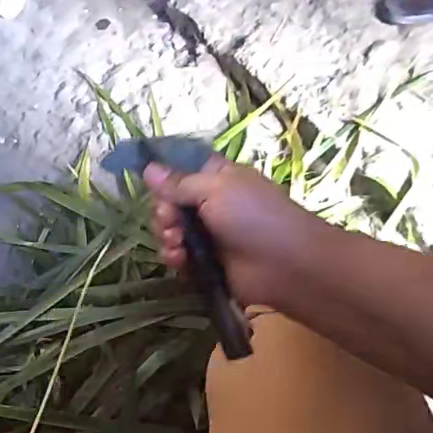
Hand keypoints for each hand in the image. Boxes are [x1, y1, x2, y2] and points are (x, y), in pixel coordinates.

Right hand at [145, 157, 326, 308]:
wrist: (285, 265)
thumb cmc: (253, 216)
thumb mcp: (215, 189)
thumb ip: (178, 182)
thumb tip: (148, 168)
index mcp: (216, 179)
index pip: (180, 173)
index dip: (164, 180)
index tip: (153, 189)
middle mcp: (210, 204)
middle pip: (170, 204)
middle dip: (163, 212)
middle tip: (170, 220)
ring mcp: (208, 235)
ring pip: (170, 231)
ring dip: (166, 235)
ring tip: (175, 242)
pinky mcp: (206, 263)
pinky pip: (179, 256)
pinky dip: (174, 256)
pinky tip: (179, 259)